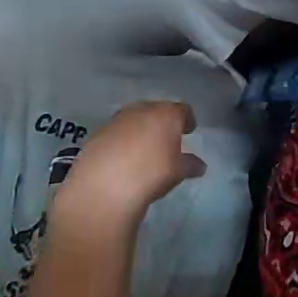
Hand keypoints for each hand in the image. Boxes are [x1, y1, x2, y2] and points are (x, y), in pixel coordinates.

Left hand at [54, 101, 205, 225]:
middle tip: (165, 140)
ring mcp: (117, 119)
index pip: (183, 110)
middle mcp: (142, 110)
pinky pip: (116, 132)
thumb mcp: (178, 172)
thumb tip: (200, 166)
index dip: (187, 120)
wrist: (103, 186)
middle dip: (162, 122)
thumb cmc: (151, 174)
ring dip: (140, 130)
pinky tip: (121, 159)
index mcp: (166, 114)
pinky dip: (121, 140)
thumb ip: (190, 165)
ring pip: (134, 119)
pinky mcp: (98, 133)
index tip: (188, 131)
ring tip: (142, 150)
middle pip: (157, 110)